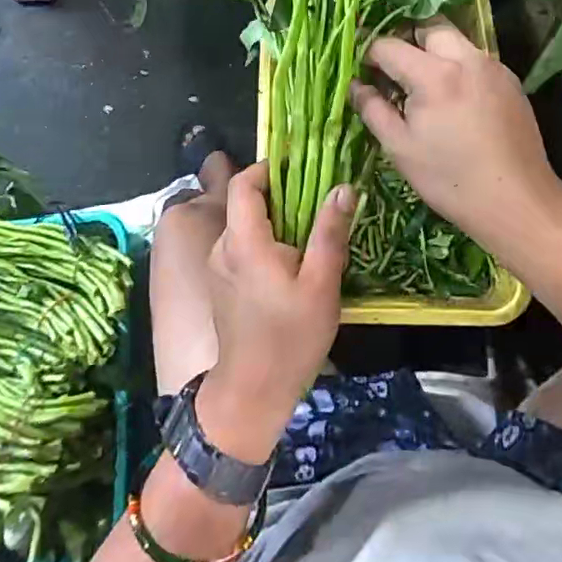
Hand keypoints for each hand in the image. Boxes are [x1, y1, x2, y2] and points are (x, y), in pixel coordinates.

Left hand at [198, 163, 352, 462]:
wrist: (252, 391)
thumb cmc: (290, 338)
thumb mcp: (321, 285)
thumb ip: (329, 233)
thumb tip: (343, 188)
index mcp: (244, 241)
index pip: (243, 184)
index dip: (267, 169)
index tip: (298, 170)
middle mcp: (223, 247)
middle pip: (243, 203)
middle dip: (277, 196)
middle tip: (314, 203)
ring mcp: (218, 266)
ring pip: (242, 226)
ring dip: (272, 222)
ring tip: (308, 235)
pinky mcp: (220, 283)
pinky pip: (240, 247)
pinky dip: (262, 242)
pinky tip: (289, 264)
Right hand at [351, 19, 561, 251]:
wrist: (518, 202)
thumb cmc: (450, 179)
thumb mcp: (400, 148)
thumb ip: (372, 109)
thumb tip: (355, 85)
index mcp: (434, 74)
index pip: (389, 45)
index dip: (368, 54)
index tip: (360, 70)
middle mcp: (466, 58)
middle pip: (427, 27)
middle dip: (405, 40)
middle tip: (392, 70)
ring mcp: (493, 67)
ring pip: (455, 40)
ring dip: (432, 51)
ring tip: (420, 84)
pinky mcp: (510, 82)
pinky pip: (475, 59)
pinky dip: (456, 66)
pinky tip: (451, 98)